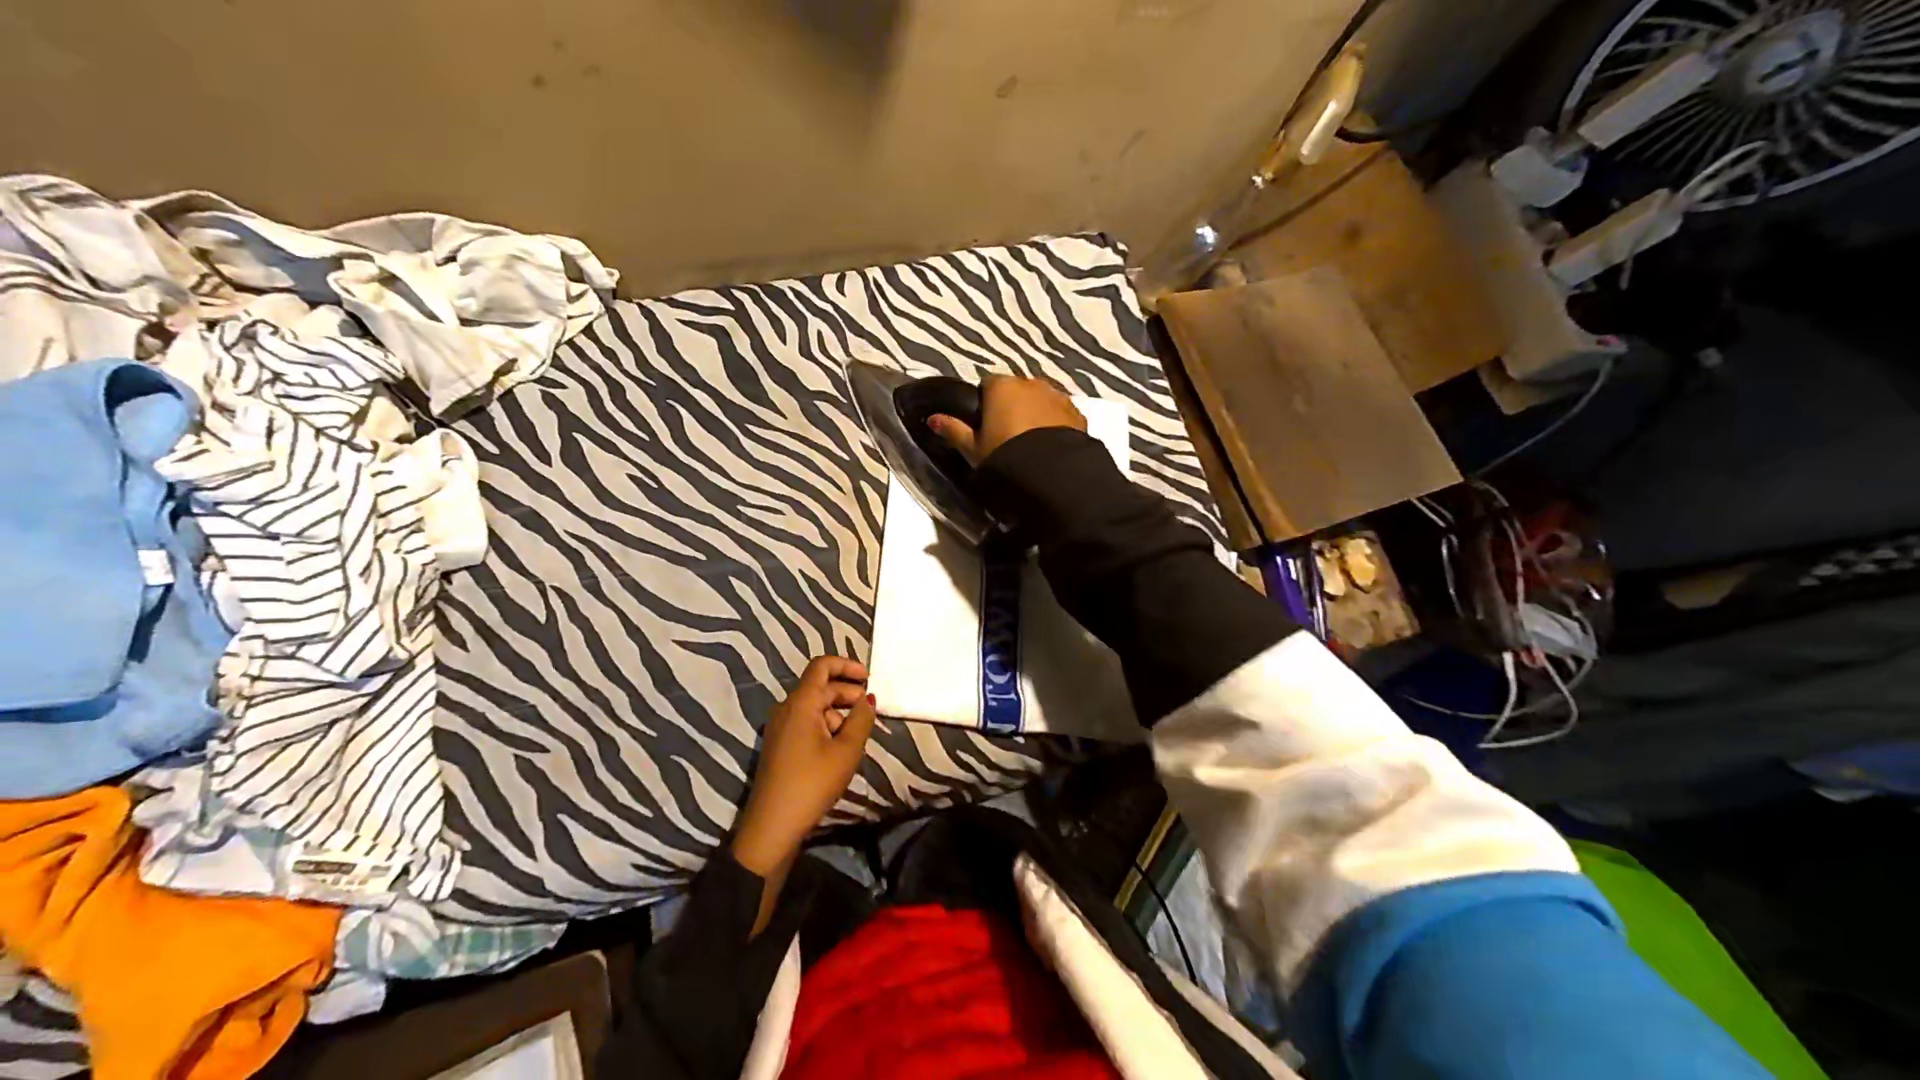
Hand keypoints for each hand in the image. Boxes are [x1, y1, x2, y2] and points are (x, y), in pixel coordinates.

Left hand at [731, 656, 876, 878]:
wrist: (773, 825)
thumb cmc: (812, 783)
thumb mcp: (846, 751)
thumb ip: (861, 719)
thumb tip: (868, 699)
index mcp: (800, 702)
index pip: (822, 666)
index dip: (846, 665)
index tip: (868, 678)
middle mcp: (786, 707)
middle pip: (820, 687)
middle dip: (847, 693)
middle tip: (870, 711)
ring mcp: (779, 727)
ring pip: (814, 707)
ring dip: (838, 713)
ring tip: (858, 735)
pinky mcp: (779, 744)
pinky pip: (805, 722)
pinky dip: (825, 726)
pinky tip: (840, 748)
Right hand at [927, 374, 1085, 465]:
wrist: (1052, 474)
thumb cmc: (1005, 456)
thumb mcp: (974, 448)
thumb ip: (953, 430)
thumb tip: (932, 418)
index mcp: (1002, 386)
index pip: (987, 385)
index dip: (985, 404)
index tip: (984, 425)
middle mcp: (1031, 382)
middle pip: (1017, 390)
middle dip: (1012, 406)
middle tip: (1007, 436)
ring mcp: (1058, 396)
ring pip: (1041, 400)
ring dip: (1035, 413)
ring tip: (1031, 442)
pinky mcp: (1078, 413)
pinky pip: (1061, 414)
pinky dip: (1055, 424)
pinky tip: (1050, 445)